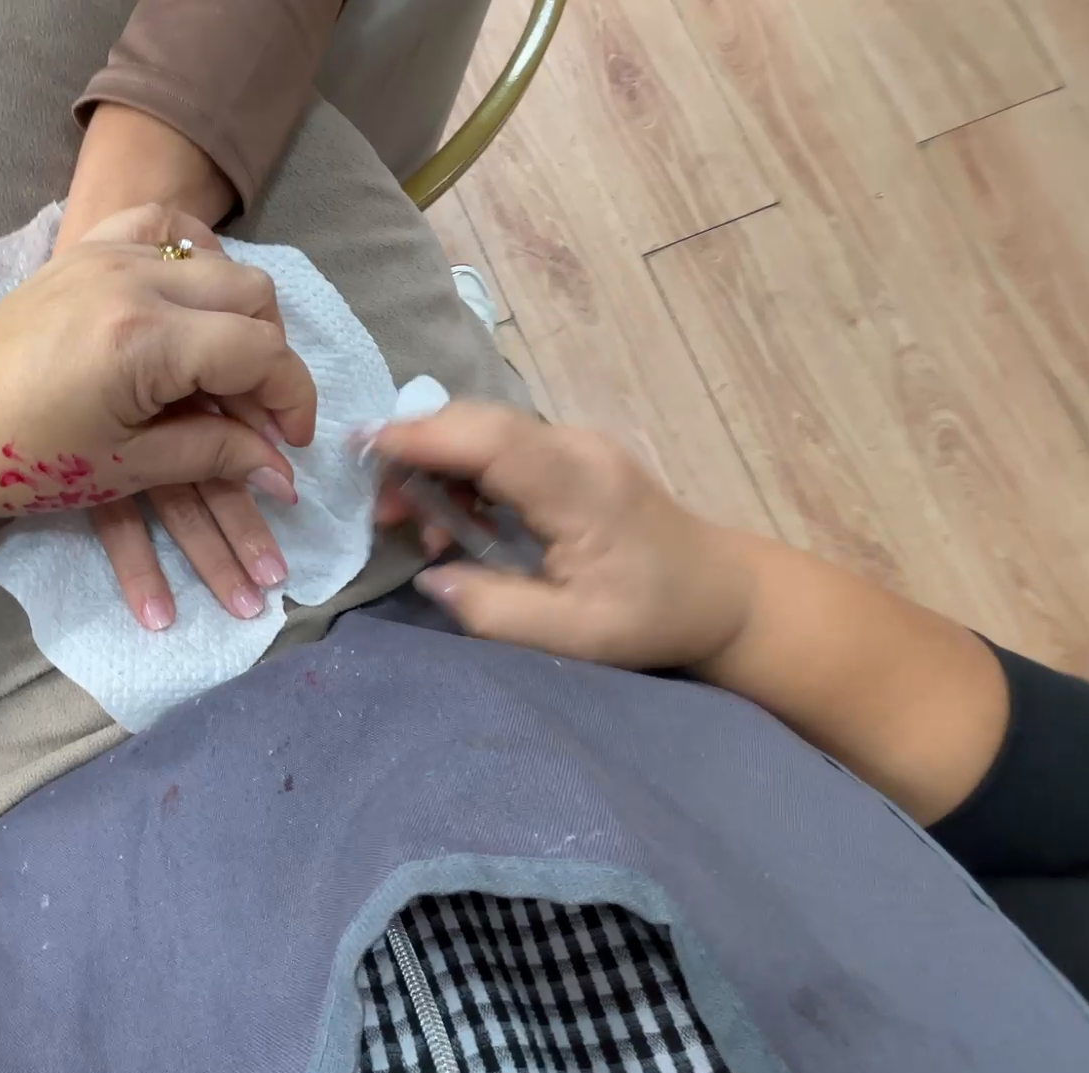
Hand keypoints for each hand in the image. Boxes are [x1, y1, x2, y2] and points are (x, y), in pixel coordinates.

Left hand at [55, 107, 276, 628]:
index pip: (260, 351)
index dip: (293, 398)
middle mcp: (134, 277)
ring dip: (240, 314)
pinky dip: (196, 258)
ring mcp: (106, 252)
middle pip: (254, 297)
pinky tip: (190, 300)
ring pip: (218, 259)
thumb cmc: (24, 463)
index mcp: (145, 340)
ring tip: (226, 369)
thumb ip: (214, 454)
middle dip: (273, 359)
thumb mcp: (126, 468)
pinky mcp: (84, 250)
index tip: (292, 442)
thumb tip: (280, 466)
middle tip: (258, 416)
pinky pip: (163, 226)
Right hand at [371, 404, 756, 669]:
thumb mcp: (573, 636)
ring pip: (481, 427)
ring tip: (419, 525)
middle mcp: (577, 449)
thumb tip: (429, 575)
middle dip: (416, 451)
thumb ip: (492, 609)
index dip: (424, 437)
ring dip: (434, 463)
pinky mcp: (567, 452)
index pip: (492, 442)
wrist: (722, 592)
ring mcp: (575, 444)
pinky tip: (456, 517)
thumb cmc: (652, 617)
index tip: (366, 446)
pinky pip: (496, 443)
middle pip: (477, 421)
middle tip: (385, 509)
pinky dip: (458, 470)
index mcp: (582, 490)